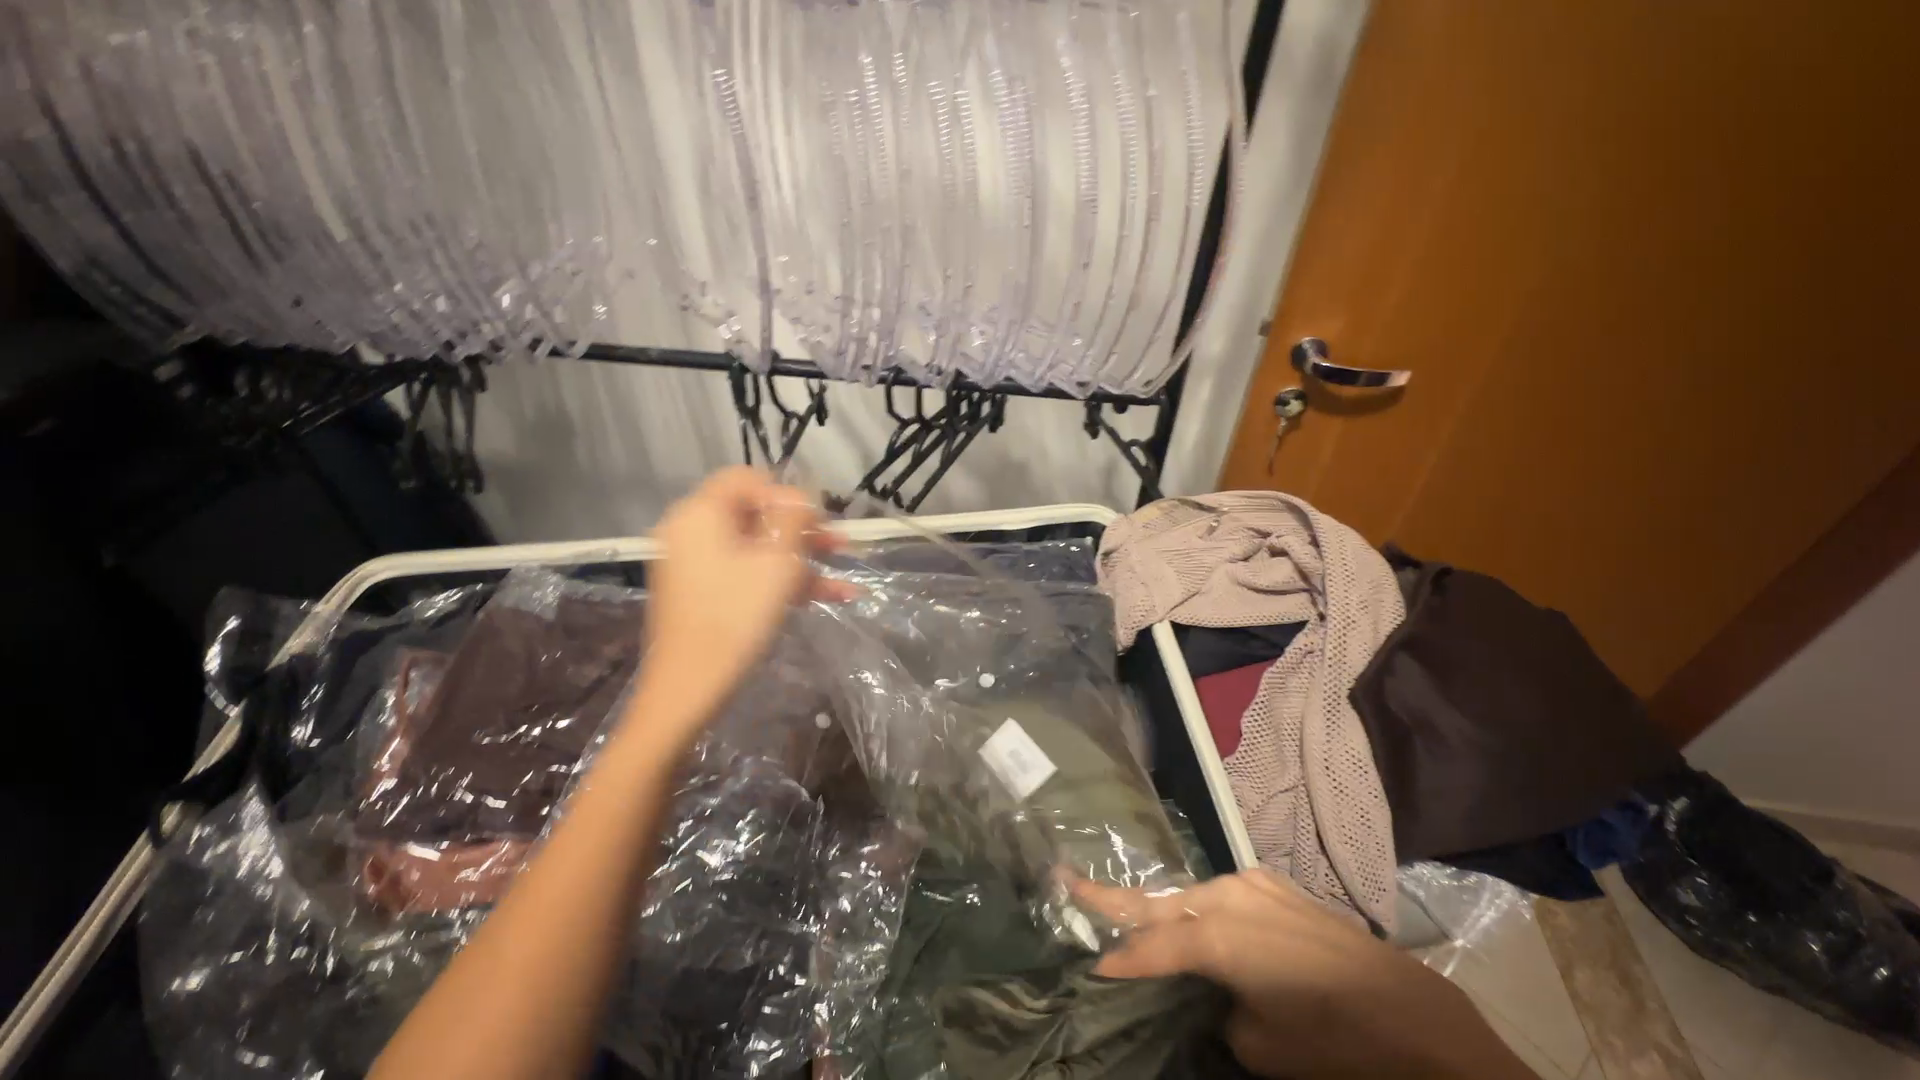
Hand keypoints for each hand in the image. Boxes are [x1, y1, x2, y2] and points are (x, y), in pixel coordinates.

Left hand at [640, 468, 849, 724]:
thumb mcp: (777, 562)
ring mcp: (696, 565)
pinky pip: (747, 574)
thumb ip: (794, 520)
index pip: (748, 479)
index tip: (816, 522)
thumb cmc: (735, 617)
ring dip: (802, 562)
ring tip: (846, 584)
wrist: (689, 687)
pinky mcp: (703, 594)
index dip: (787, 495)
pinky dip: (782, 583)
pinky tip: (828, 598)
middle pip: (756, 516)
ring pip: (758, 550)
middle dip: (804, 532)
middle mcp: (693, 531)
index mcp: (701, 513)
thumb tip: (802, 496)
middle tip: (841, 545)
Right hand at [1073, 870, 1537, 1079]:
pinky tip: (1197, 914)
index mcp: (1215, 934)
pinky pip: (1226, 894)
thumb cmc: (1331, 1039)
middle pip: (1160, 901)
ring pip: (1192, 893)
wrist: (1416, 1018)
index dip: (1117, 960)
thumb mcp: (1259, 1044)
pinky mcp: (1283, 890)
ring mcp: (1258, 886)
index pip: (1149, 947)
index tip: (1088, 968)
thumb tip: (1219, 997)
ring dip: (1161, 905)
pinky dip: (1202, 905)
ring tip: (1127, 910)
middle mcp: (1229, 896)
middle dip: (1112, 898)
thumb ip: (1220, 1009)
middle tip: (1068, 881)